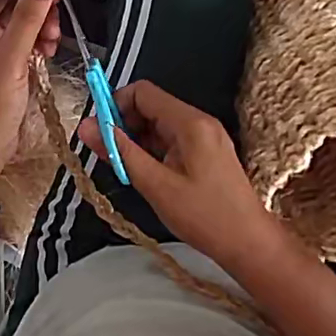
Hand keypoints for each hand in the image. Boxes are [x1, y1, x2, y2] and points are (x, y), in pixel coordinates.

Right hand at [79, 81, 288, 268]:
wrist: (248, 243)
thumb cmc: (204, 216)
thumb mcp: (154, 184)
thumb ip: (119, 151)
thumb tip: (87, 126)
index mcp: (189, 123)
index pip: (142, 92)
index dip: (114, 106)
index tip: (99, 132)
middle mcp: (199, 121)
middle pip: (150, 106)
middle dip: (123, 125)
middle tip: (107, 153)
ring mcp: (204, 136)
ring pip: (158, 124)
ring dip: (136, 139)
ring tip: (124, 168)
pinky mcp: (205, 150)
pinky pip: (170, 138)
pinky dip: (151, 149)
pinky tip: (143, 172)